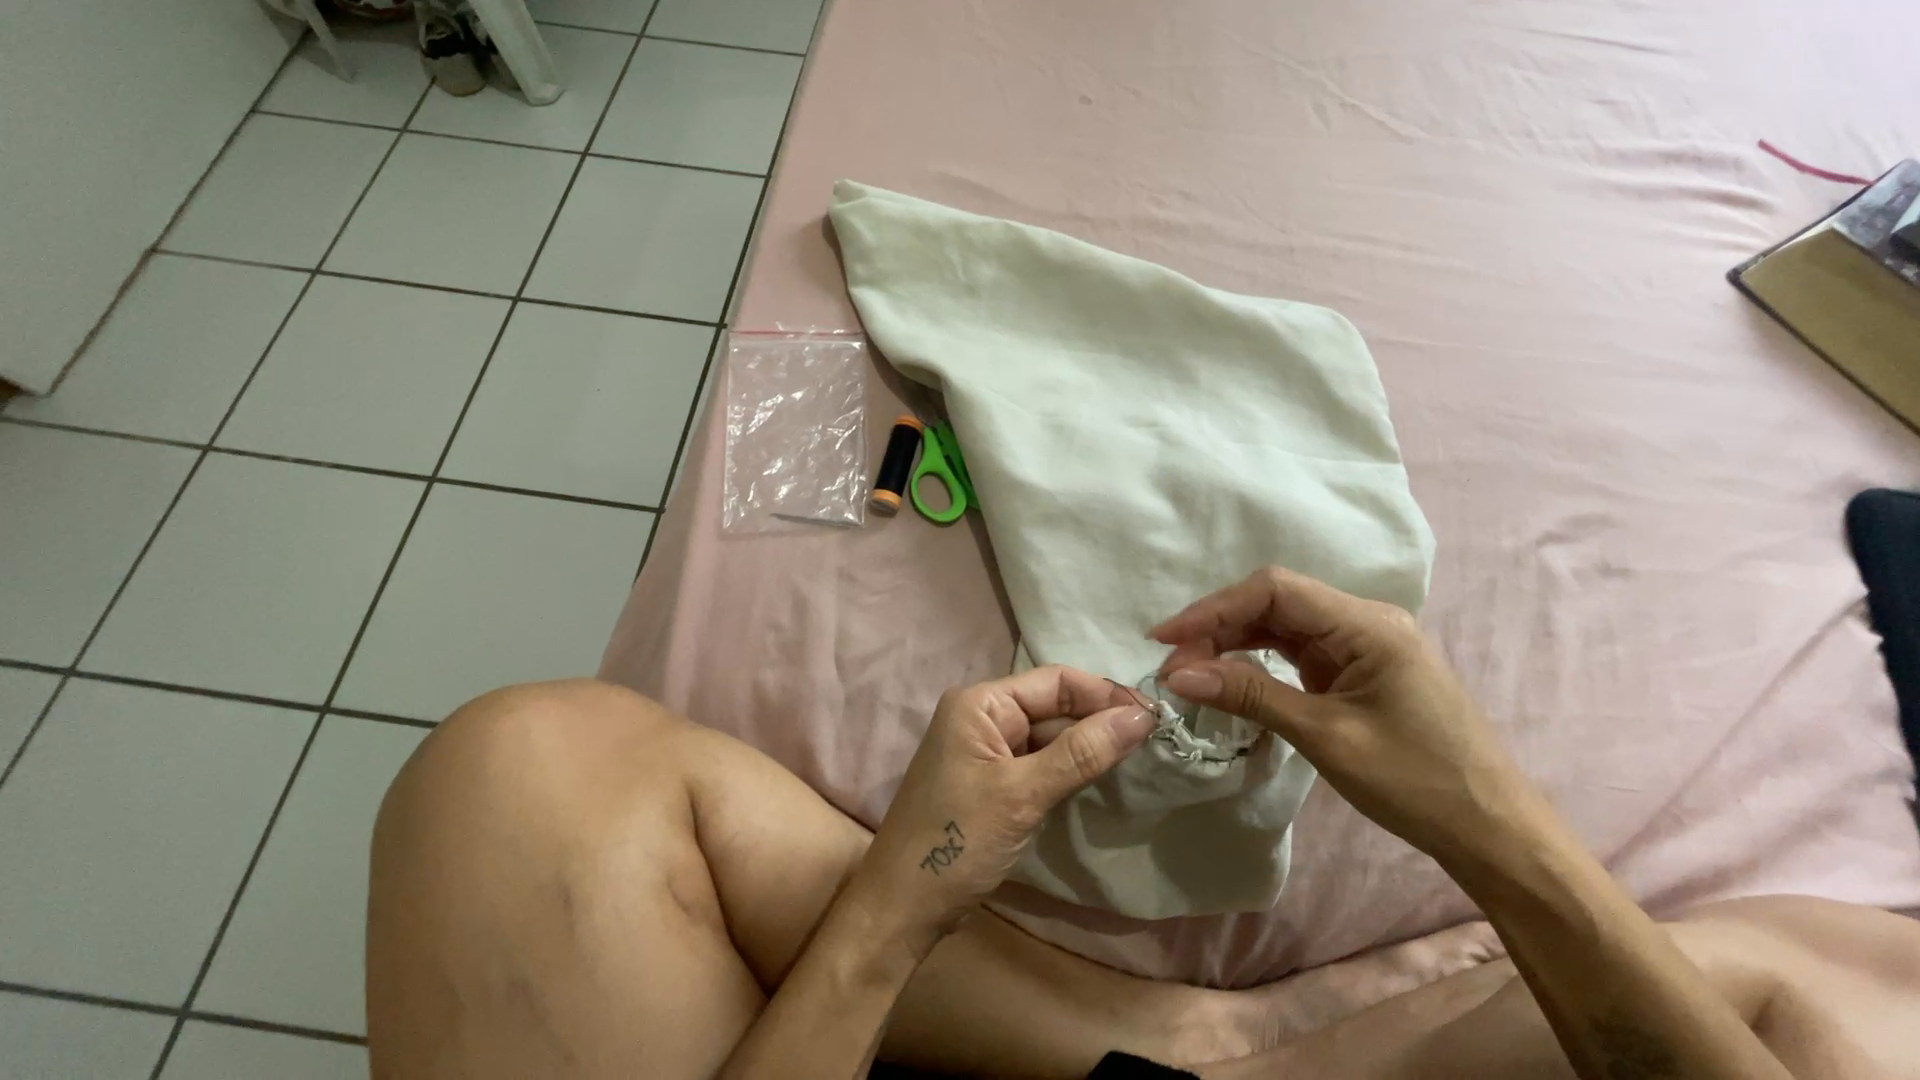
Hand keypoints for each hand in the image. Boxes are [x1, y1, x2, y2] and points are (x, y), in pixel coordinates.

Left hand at [852, 666, 1154, 947]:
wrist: (904, 907)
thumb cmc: (957, 840)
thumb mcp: (1021, 794)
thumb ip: (1081, 752)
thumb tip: (1142, 717)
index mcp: (980, 704)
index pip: (1055, 681)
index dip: (1105, 695)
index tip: (1155, 717)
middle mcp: (983, 718)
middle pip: (1054, 705)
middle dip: (1101, 720)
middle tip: (1156, 740)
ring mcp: (988, 752)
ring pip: (1051, 736)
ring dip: (1090, 745)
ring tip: (1141, 757)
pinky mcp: (994, 783)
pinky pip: (1041, 763)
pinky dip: (1071, 768)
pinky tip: (1104, 778)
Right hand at [1153, 567, 1527, 865]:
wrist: (1491, 831)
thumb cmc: (1414, 781)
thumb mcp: (1324, 736)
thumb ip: (1250, 695)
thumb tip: (1177, 674)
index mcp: (1367, 624)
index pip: (1274, 590)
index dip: (1213, 608)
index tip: (1164, 640)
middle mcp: (1365, 621)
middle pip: (1275, 602)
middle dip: (1218, 627)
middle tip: (1172, 665)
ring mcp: (1363, 645)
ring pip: (1282, 625)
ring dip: (1233, 642)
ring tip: (1189, 671)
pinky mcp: (1358, 670)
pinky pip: (1297, 650)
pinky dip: (1258, 660)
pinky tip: (1229, 675)